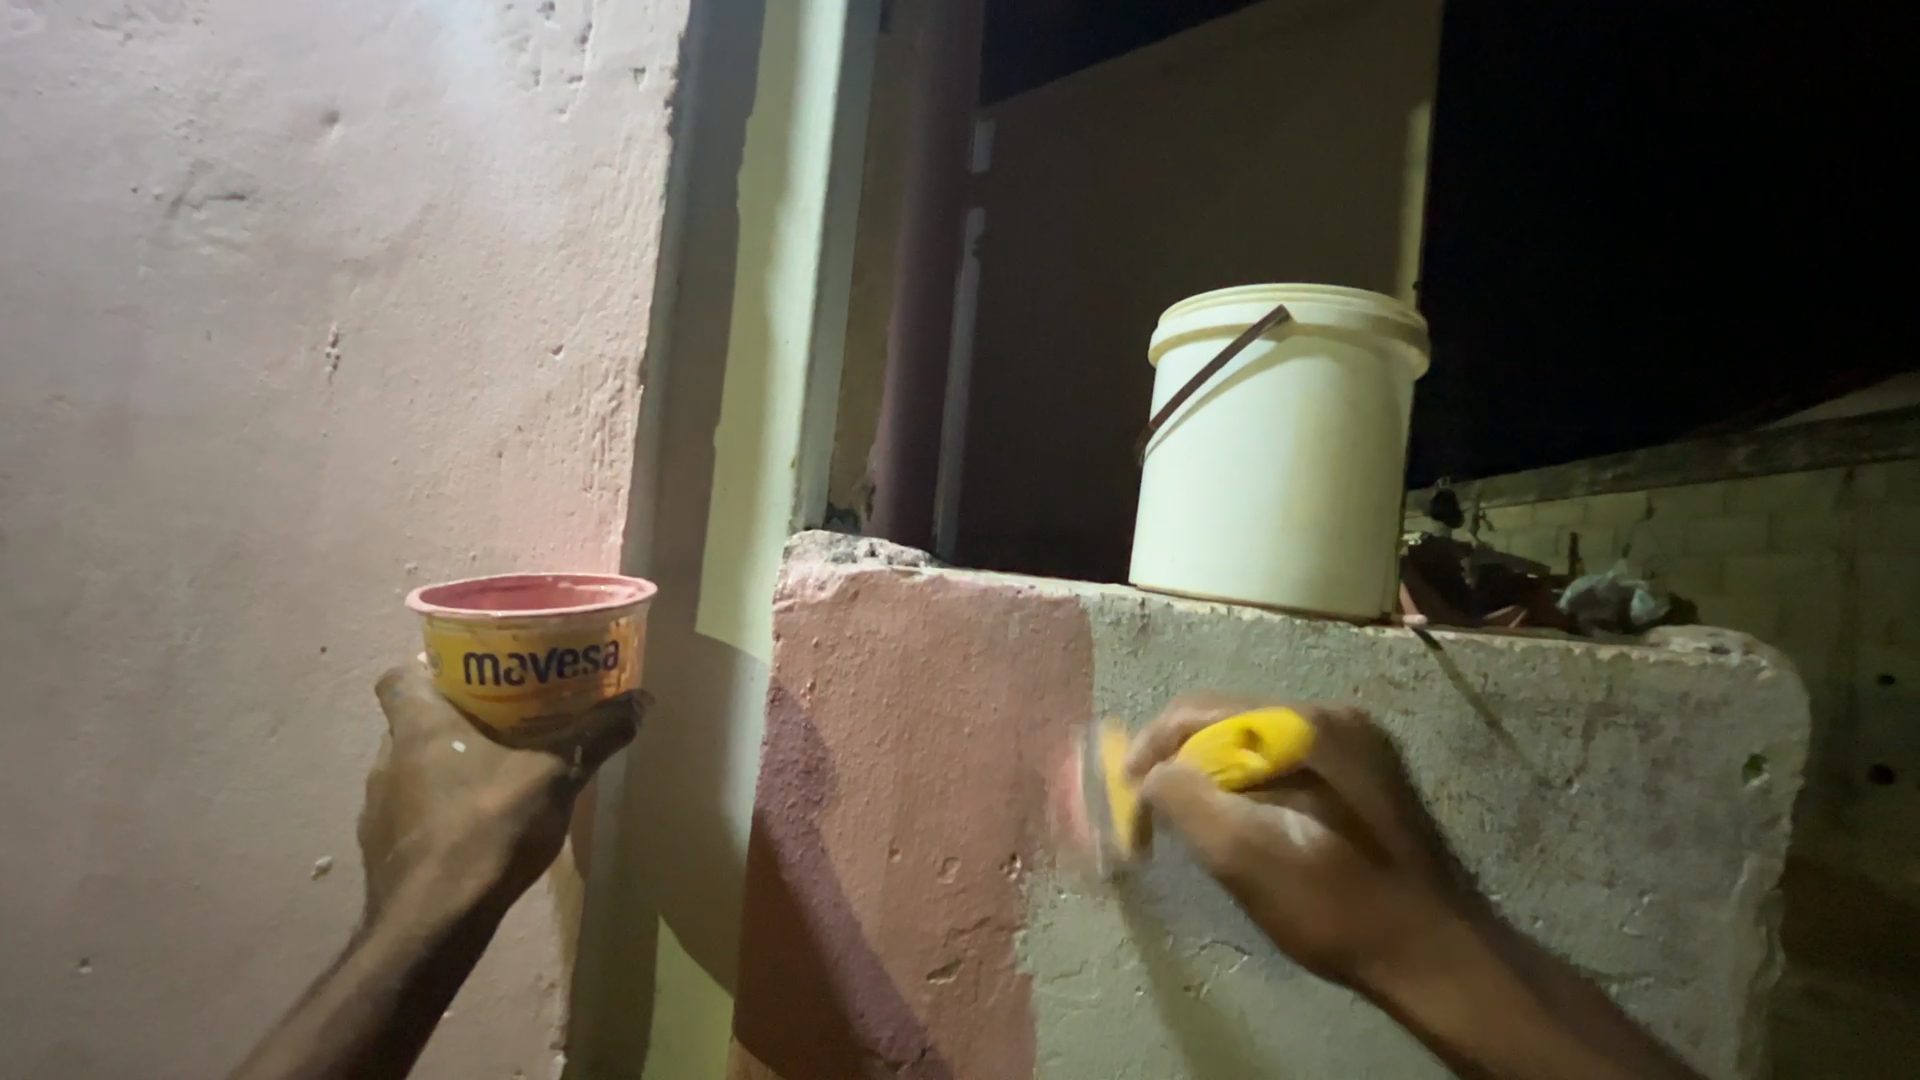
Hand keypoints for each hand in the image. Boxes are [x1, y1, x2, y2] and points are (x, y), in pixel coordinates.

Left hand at [359, 664, 642, 922]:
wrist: (434, 925)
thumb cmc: (488, 829)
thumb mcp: (559, 773)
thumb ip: (599, 733)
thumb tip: (643, 700)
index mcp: (419, 729)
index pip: (400, 676)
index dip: (429, 665)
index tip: (474, 667)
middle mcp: (387, 760)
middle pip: (413, 718)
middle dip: (458, 711)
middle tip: (509, 708)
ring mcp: (380, 809)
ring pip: (413, 763)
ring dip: (449, 758)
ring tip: (501, 761)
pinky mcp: (385, 849)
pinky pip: (415, 805)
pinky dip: (443, 801)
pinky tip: (482, 815)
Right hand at [1127, 693, 1481, 992]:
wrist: (1439, 959)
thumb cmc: (1336, 909)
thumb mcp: (1245, 859)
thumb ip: (1185, 800)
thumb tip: (1151, 774)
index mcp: (1306, 726)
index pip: (1201, 710)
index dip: (1153, 744)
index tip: (1128, 788)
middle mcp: (1331, 713)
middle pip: (1225, 717)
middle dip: (1180, 757)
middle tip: (1153, 804)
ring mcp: (1353, 737)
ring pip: (1251, 736)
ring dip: (1211, 769)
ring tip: (1190, 812)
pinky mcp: (1361, 766)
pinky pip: (1281, 754)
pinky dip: (1246, 777)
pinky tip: (1241, 813)